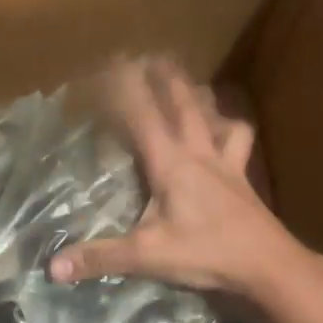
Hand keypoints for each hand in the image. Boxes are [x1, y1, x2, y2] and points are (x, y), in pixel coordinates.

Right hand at [49, 58, 305, 298]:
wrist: (268, 265)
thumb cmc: (206, 253)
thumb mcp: (146, 256)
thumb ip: (100, 257)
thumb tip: (53, 267)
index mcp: (171, 164)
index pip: (142, 116)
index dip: (124, 88)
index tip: (109, 63)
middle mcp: (199, 154)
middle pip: (183, 104)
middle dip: (164, 78)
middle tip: (151, 55)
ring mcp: (225, 164)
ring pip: (214, 117)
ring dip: (200, 97)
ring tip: (190, 86)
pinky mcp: (241, 180)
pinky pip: (237, 142)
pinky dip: (229, 129)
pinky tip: (224, 132)